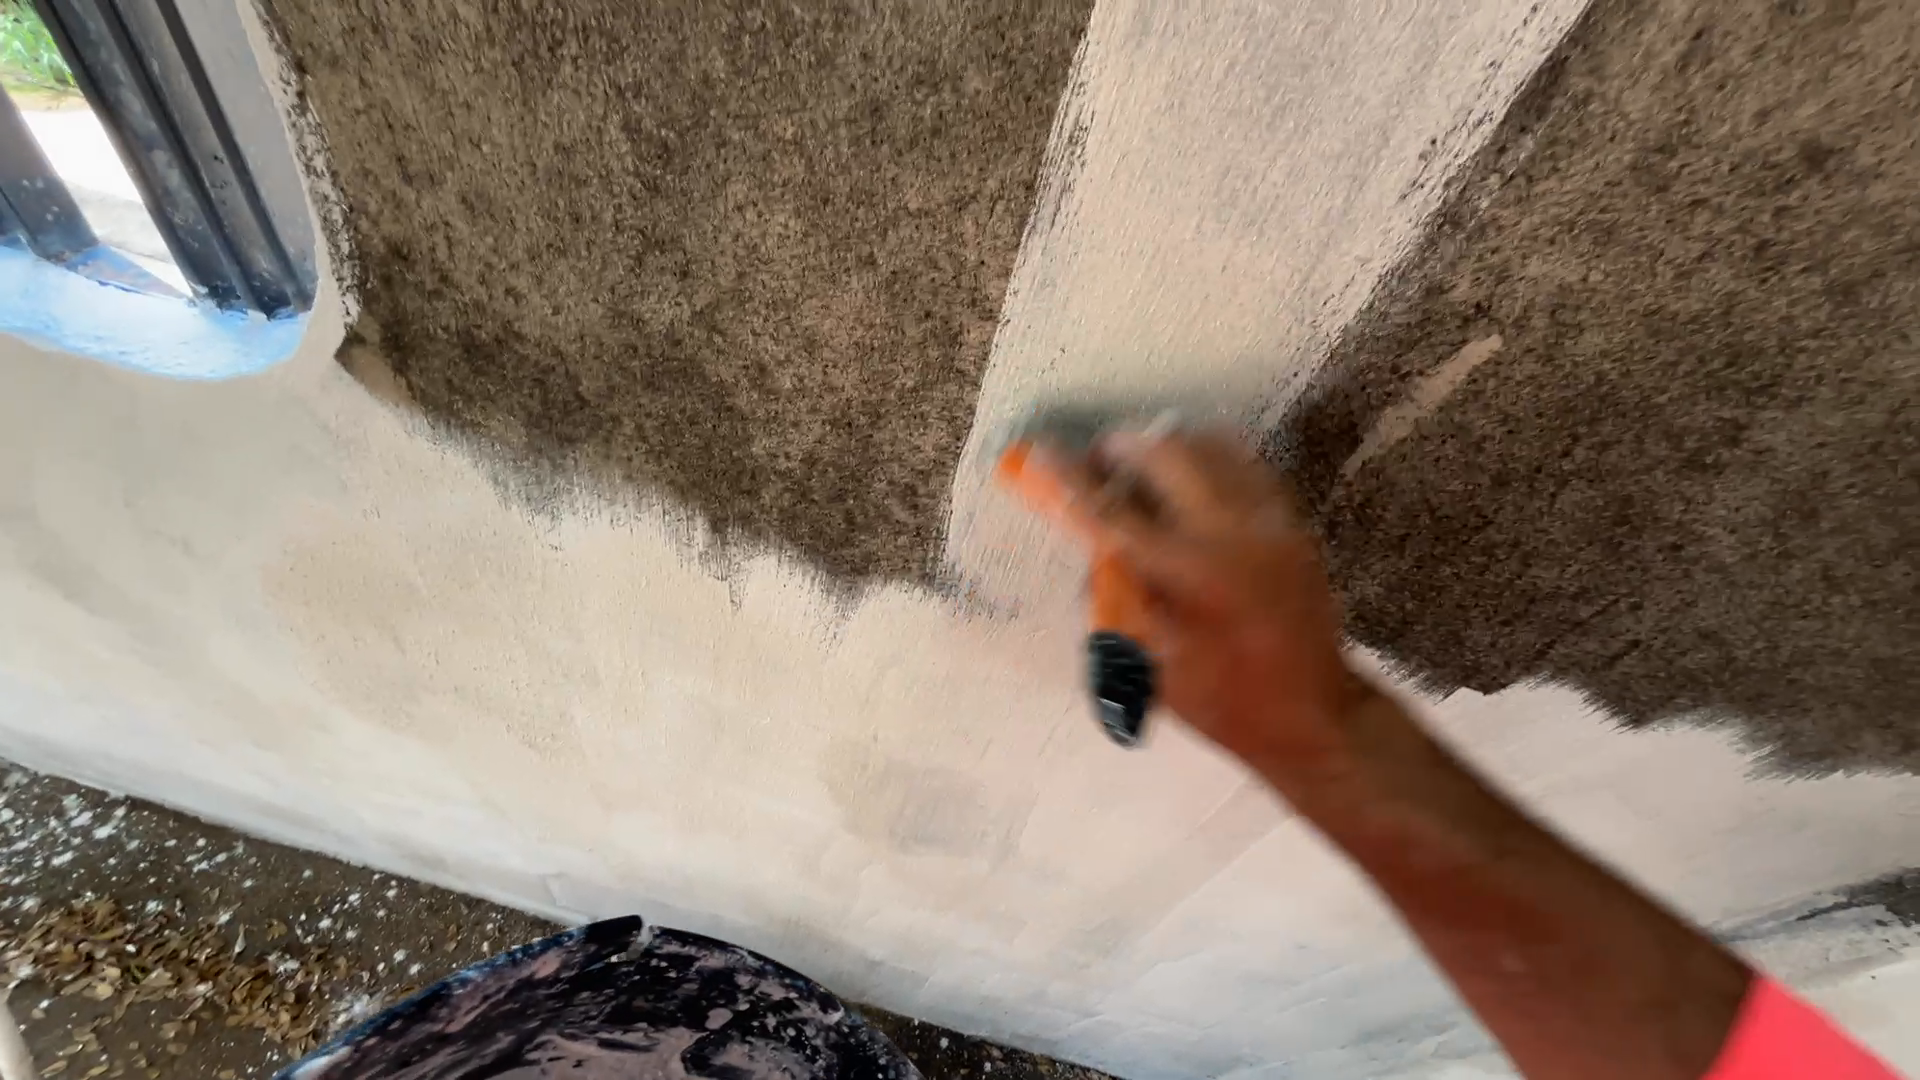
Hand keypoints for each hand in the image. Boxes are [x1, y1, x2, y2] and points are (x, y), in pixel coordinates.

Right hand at [1043, 430, 1370, 771]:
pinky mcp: (1292, 522)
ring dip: (1166, 444)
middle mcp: (1229, 534)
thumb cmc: (1219, 701)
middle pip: (1165, 453)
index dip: (1069, 480)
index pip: (1110, 513)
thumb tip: (1094, 551)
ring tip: (1142, 462)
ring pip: (1211, 445)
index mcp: (1185, 576)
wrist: (1313, 715)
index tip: (1041, 453)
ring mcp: (1268, 521)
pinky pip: (1246, 464)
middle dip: (1122, 447)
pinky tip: (1192, 475)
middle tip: (1100, 458)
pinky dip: (1210, 458)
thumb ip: (1116, 598)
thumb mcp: (1148, 662)